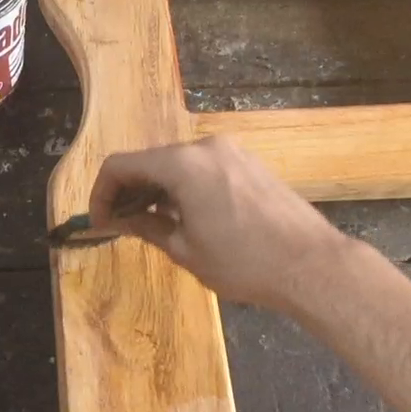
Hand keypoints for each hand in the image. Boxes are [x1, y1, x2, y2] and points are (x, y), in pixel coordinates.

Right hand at [89, 136, 347, 311]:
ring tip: (149, 224)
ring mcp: (230, 152)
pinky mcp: (249, 163)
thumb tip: (120, 219)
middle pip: (148, 160)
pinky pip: (201, 168)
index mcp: (182, 164)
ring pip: (176, 164)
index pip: (120, 165)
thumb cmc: (242, 261)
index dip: (101, 193)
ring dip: (155, 189)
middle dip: (127, 190)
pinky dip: (182, 186)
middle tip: (118, 224)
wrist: (311, 265)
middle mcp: (204, 146)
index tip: (99, 222)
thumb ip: (145, 226)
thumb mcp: (184, 249)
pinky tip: (184, 216)